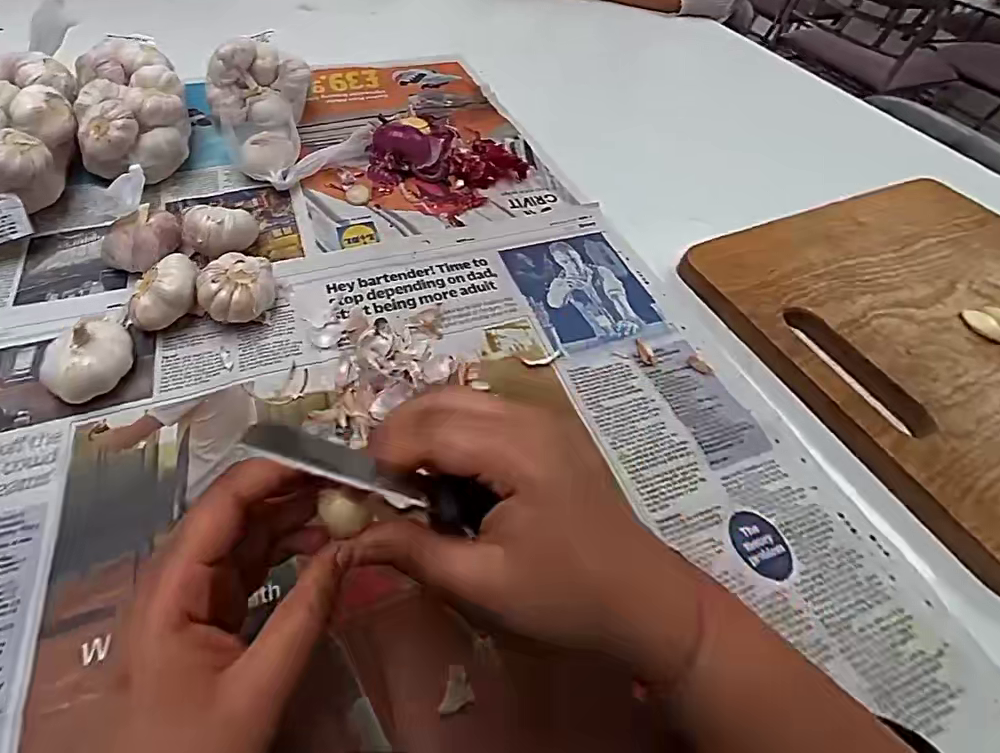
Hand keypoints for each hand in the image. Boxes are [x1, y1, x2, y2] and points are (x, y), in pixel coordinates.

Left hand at [100, 459, 345, 752]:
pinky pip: (248, 563)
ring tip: (340, 507)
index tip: (322, 462)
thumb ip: (302, 621)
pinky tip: (317, 544)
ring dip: (290, 518)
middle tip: (343, 482)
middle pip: (235, 511)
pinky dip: (283, 550)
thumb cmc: (190, 746)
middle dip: (288, 491)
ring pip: (244, 533)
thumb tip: (344, 554)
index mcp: (173, 577)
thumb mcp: (254, 692)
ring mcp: (193, 586)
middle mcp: (179, 568)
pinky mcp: (208, 606)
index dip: (272, 473)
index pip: (224, 501)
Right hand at [340, 388, 705, 684]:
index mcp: (519, 453)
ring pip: (453, 397)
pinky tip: (450, 470)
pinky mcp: (542, 422)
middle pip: (437, 401)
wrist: (650, 603)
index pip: (431, 428)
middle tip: (384, 481)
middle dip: (398, 434)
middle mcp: (527, 417)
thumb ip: (412, 552)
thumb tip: (348, 536)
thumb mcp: (484, 586)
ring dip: (420, 428)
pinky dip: (447, 428)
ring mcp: (538, 414)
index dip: (387, 451)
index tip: (366, 487)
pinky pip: (475, 406)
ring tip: (413, 476)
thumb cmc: (568, 598)